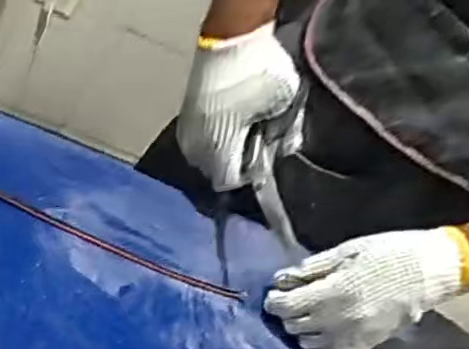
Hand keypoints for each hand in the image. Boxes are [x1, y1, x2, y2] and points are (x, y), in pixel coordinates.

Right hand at [177, 23, 300, 191]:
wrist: (226, 46)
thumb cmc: (256, 76)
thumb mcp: (284, 102)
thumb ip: (285, 132)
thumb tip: (284, 150)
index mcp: (218, 154)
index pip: (228, 182)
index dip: (249, 173)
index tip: (265, 155)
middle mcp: (196, 154)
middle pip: (216, 171)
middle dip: (236, 160)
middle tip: (257, 136)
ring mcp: (185, 140)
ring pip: (206, 158)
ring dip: (224, 148)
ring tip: (243, 124)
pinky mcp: (183, 125)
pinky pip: (199, 143)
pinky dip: (213, 137)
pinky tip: (228, 118)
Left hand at [264, 227, 468, 348]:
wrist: (444, 268)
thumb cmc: (396, 253)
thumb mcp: (350, 251)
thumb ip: (312, 268)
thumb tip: (281, 280)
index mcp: (329, 294)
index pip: (282, 307)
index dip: (275, 300)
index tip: (279, 294)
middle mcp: (333, 319)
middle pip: (290, 324)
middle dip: (290, 312)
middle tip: (302, 301)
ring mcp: (346, 335)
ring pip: (304, 340)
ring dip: (305, 328)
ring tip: (319, 314)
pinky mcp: (360, 346)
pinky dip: (320, 346)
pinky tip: (329, 331)